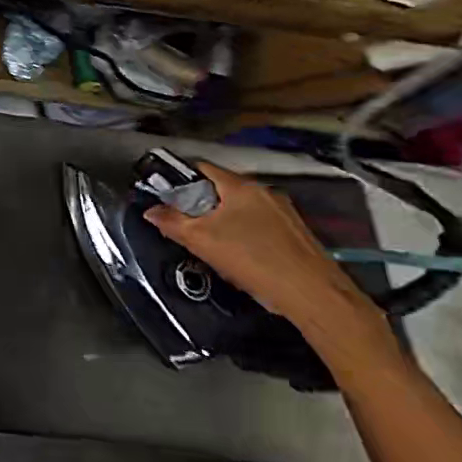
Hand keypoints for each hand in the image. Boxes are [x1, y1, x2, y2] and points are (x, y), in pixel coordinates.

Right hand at [143, 163, 396, 368]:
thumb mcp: (203, 242)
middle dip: (203, 205)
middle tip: (188, 226)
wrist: (311, 292)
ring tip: (214, 247)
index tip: (166, 194)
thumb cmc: (253, 259)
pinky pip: (262, 226)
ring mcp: (284, 212)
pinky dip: (247, 236)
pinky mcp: (296, 234)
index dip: (181, 178)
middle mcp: (265, 192)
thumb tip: (151, 210)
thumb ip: (173, 223)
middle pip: (224, 190)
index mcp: (241, 186)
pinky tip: (243, 260)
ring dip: (226, 222)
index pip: (204, 168)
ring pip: (244, 210)